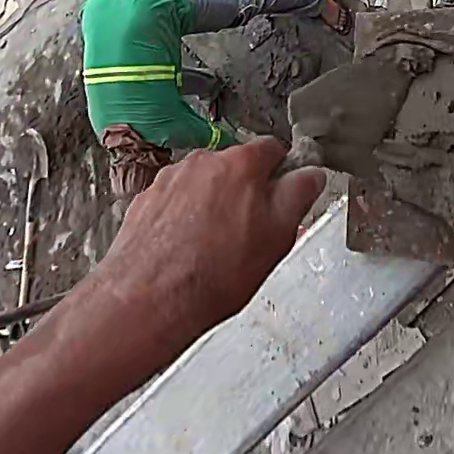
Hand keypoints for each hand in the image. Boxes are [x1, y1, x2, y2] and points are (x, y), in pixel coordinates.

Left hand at [93, 137, 325, 347]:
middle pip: (239, 166)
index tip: (283, 197)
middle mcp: (205, 161)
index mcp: (242, 162)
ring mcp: (171, 180)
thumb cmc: (210, 274)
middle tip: (252, 230)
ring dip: (216, 204)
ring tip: (216, 246)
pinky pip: (178, 201)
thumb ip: (301, 193)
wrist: (142, 305)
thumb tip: (310, 175)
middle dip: (248, 191)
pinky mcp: (146, 202)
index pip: (275, 148)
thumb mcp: (280, 234)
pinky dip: (186, 218)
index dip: (283, 174)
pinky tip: (188, 250)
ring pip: (207, 184)